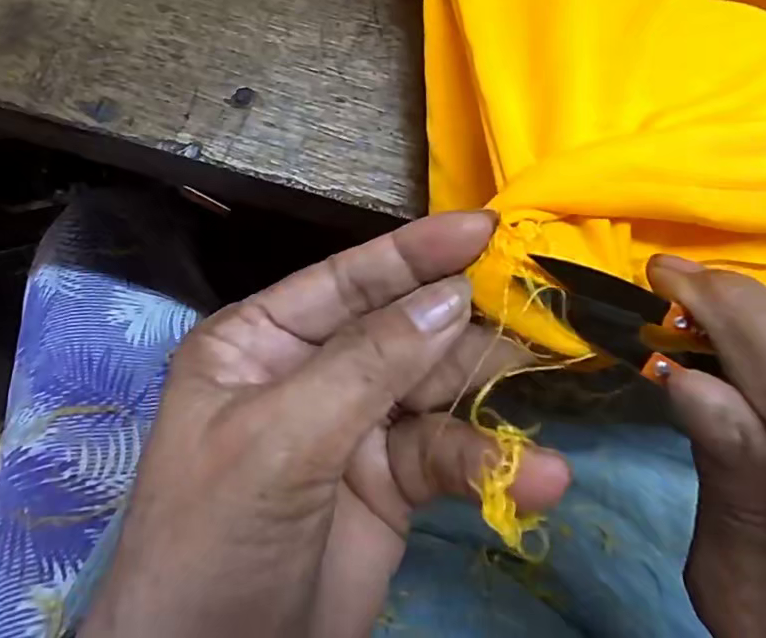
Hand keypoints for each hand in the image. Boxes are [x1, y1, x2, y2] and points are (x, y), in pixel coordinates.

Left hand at [83, 211, 569, 637]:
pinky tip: (537, 479)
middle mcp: (313, 369)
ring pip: (434, 387)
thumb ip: (369, 362)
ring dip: (489, 390)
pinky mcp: (391, 483)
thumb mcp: (282, 439)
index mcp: (265, 339)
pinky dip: (489, 463)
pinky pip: (446, 456)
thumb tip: (450, 296)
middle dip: (464, 317)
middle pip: (402, 326)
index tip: (485, 227)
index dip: (417, 251)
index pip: (349, 280)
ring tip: (548, 372)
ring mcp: (355, 424)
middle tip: (534, 298)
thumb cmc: (217, 538)